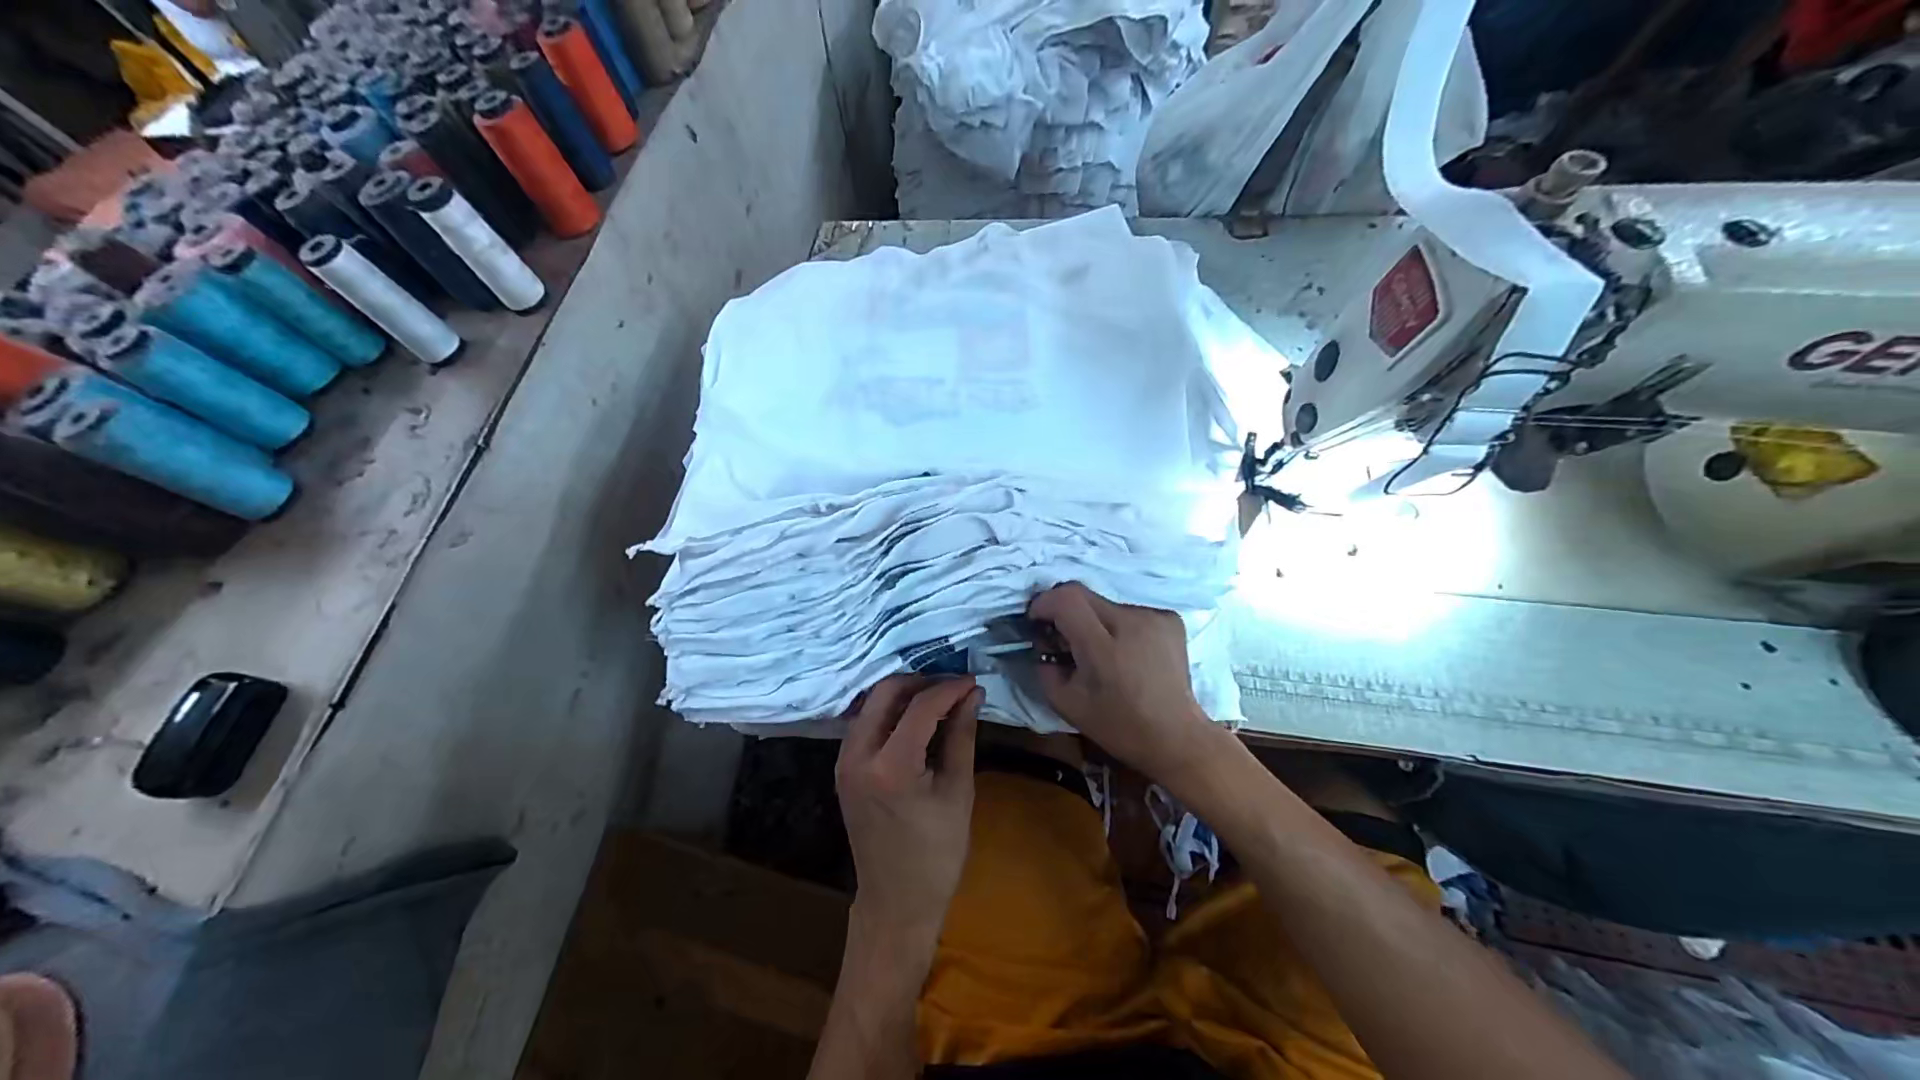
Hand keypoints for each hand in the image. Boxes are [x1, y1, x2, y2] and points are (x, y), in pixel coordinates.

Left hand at [836, 675, 982, 942]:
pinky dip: (890, 713)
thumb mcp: (958, 791)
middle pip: (886, 692)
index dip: (949, 688)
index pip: (920, 706)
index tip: (972, 681)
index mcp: (890, 766)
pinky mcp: (842, 768)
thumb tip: (972, 694)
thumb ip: (962, 735)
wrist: (896, 900)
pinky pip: (865, 723)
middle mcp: (857, 755)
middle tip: (953, 688)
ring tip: (939, 701)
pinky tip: (916, 720)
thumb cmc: (937, 854)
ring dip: (904, 695)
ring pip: (872, 704)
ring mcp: (844, 761)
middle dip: (921, 682)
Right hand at [1028, 583, 1232, 790]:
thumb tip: (1042, 640)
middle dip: (1065, 611)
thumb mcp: (1066, 704)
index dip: (1044, 603)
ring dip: (1094, 621)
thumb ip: (1045, 666)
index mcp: (1104, 648)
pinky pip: (1130, 612)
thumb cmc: (1119, 726)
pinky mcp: (1170, 619)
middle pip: (1084, 595)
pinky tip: (1126, 651)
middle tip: (1064, 638)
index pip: (1067, 599)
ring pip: (1106, 604)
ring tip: (1101, 651)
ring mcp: (1155, 617)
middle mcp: (1132, 623)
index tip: (1037, 621)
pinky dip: (1119, 626)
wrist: (1177, 737)